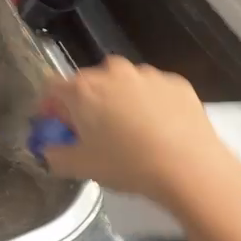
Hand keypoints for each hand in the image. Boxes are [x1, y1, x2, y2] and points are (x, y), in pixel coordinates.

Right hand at [38, 58, 240, 206]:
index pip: (52, 88)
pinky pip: (152, 91)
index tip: (56, 127)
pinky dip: (149, 105)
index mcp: (82, 89)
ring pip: (121, 85)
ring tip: (130, 133)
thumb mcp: (82, 168)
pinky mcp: (176, 82)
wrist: (191, 167)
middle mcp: (111, 72)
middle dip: (85, 104)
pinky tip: (159, 131)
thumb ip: (55, 157)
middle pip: (87, 83)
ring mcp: (146, 75)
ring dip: (118, 102)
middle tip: (93, 132)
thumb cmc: (128, 164)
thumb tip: (48, 152)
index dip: (49, 107)